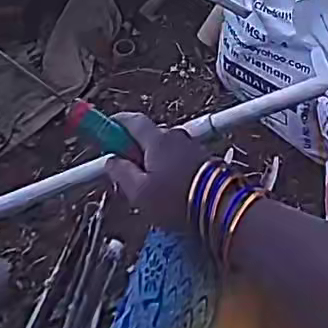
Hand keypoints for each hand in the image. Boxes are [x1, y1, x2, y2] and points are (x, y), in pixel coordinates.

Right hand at [103, 113, 209, 232]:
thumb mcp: (140, 192)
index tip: (105, 131)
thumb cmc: (177, 199)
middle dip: (135, 150)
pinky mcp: (204, 159)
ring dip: (154, 161)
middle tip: (127, 172)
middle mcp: (174, 136)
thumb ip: (121, 173)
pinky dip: (170, 168)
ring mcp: (191, 146)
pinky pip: (179, 158)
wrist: (222, 207)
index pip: (131, 120)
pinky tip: (169, 191)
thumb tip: (111, 161)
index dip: (116, 124)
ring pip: (164, 149)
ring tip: (151, 189)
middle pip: (147, 136)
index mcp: (156, 139)